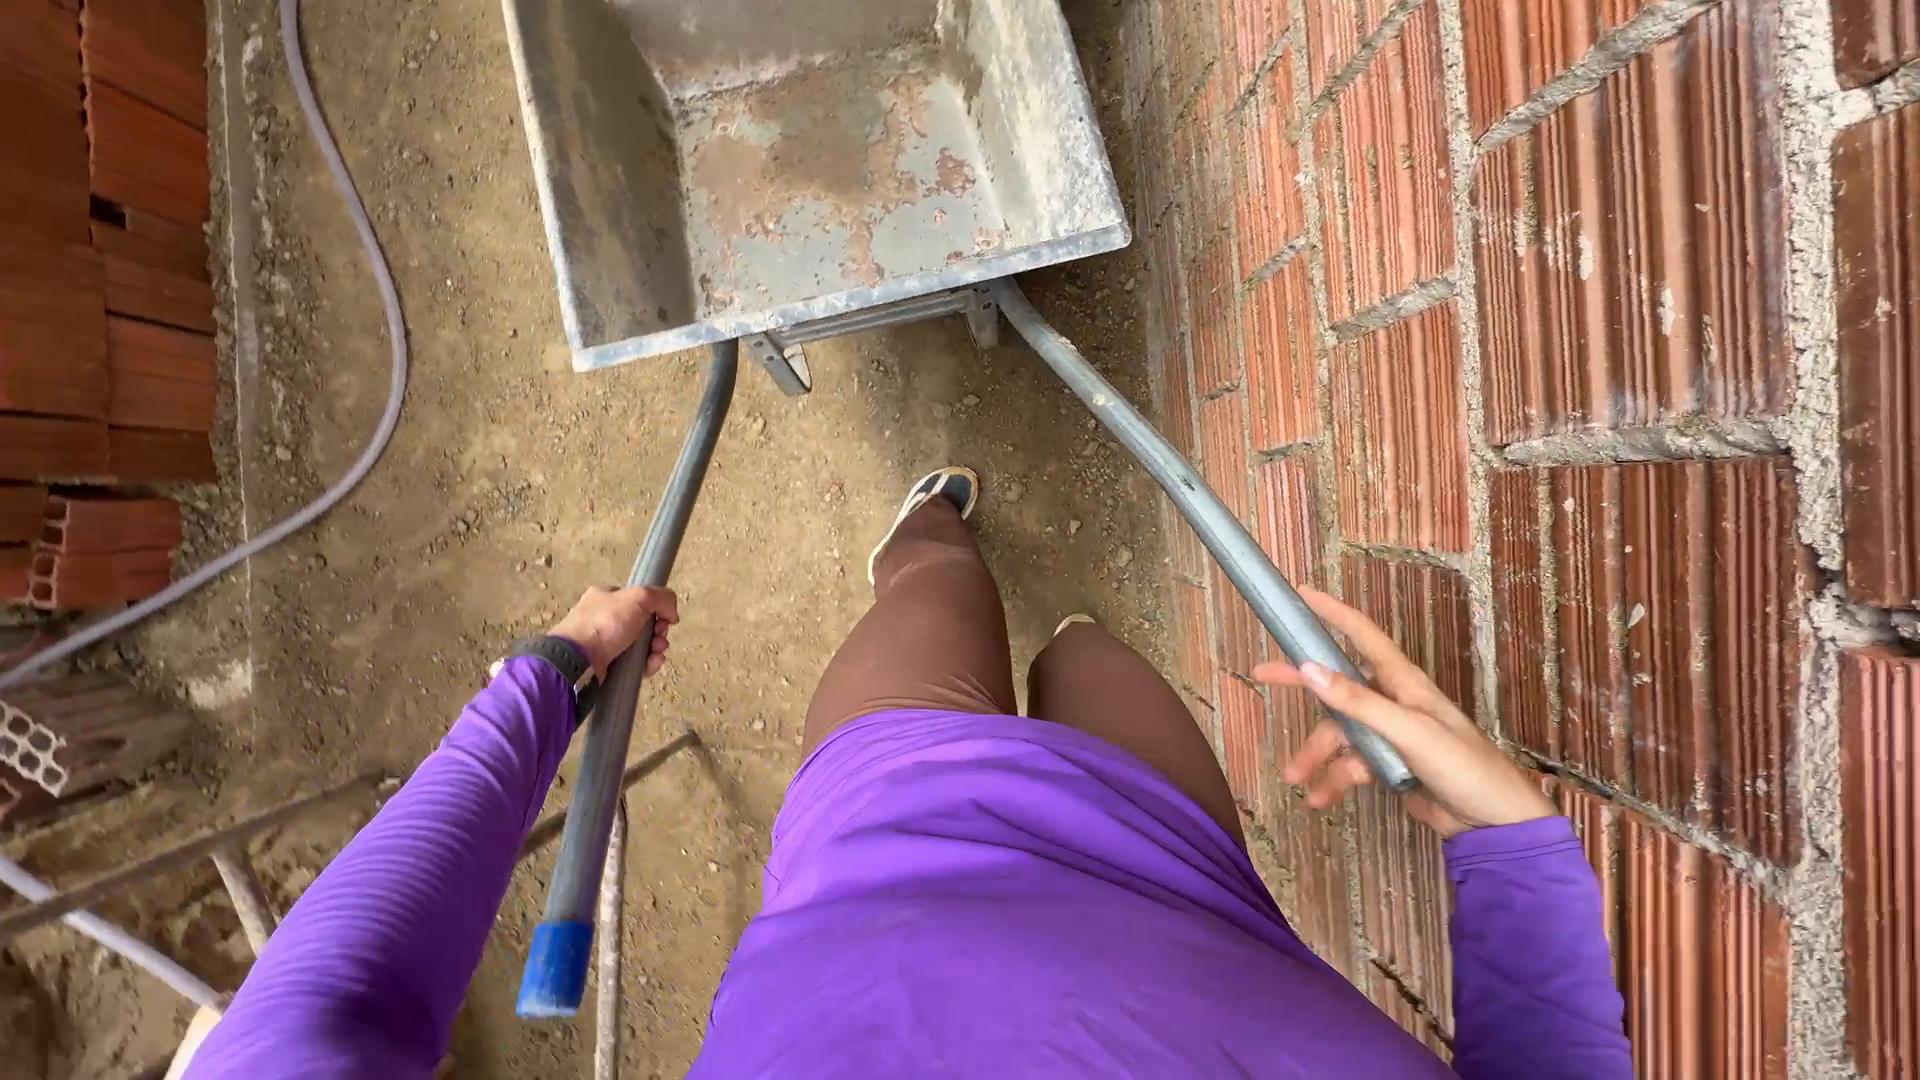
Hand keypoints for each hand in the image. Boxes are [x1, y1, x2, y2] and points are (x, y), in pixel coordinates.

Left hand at [548, 585, 678, 678]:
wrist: (579, 660)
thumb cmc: (607, 623)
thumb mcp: (640, 597)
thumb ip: (662, 597)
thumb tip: (672, 615)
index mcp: (605, 597)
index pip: (637, 600)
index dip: (655, 608)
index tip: (664, 618)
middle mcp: (603, 618)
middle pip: (642, 623)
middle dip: (658, 631)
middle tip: (660, 638)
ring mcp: (603, 643)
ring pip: (640, 644)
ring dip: (655, 648)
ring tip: (657, 653)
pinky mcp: (606, 665)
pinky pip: (633, 663)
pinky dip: (646, 663)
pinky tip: (651, 664)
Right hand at [1252, 587, 1554, 838]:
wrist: (1495, 825)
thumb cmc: (1464, 767)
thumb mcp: (1410, 732)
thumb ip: (1359, 702)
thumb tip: (1308, 669)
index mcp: (1402, 682)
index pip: (1363, 635)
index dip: (1333, 612)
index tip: (1303, 594)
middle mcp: (1391, 700)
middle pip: (1335, 683)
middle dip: (1299, 682)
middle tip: (1260, 674)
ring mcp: (1387, 733)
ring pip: (1337, 733)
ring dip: (1315, 756)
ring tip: (1297, 779)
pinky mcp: (1386, 763)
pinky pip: (1347, 764)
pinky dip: (1332, 780)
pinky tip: (1322, 799)